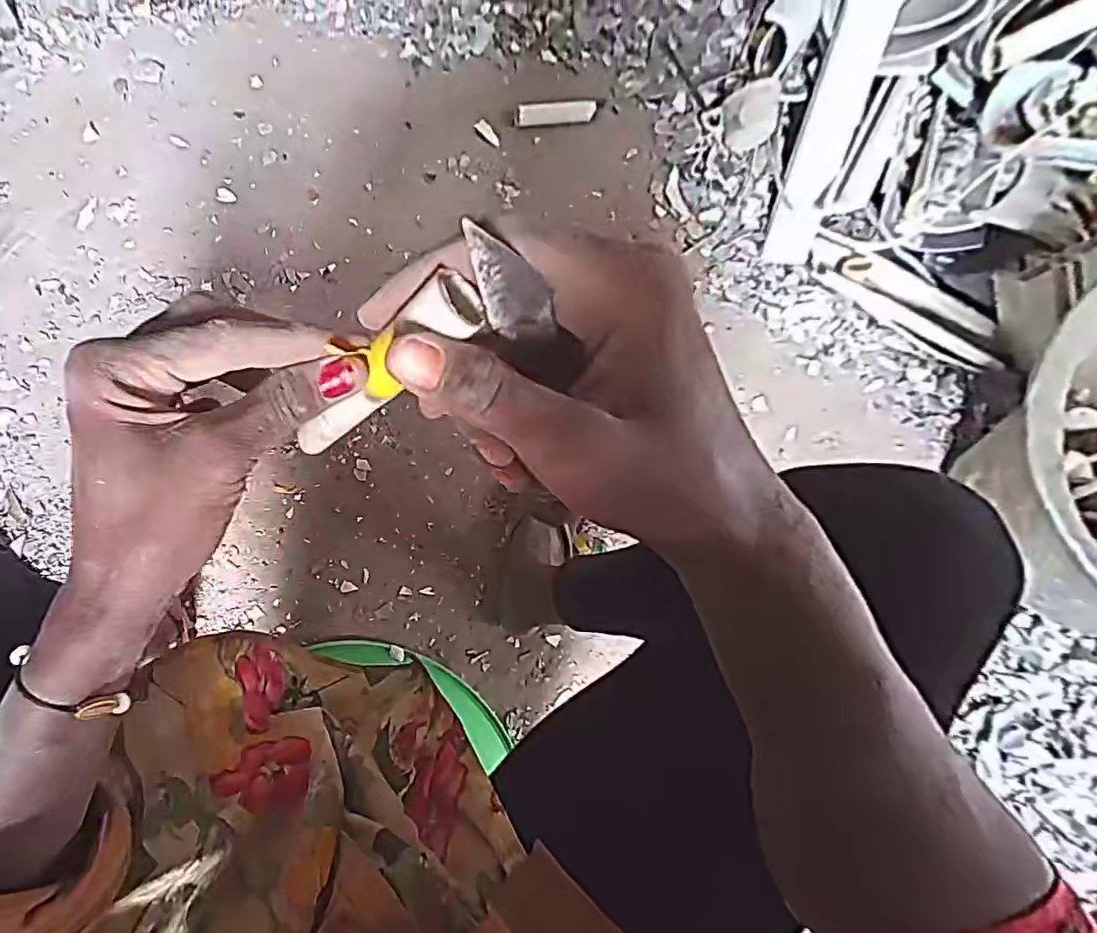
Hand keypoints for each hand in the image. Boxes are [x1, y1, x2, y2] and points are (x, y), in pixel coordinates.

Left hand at [43, 297, 351, 678]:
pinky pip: (205, 379)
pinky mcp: (149, 408)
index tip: (346, 344)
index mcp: (110, 366)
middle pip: (208, 328)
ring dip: (263, 361)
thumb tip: (342, 369)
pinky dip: (246, 383)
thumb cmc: (152, 534)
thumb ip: (280, 404)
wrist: (124, 591)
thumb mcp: (219, 458)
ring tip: (313, 374)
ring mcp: (129, 385)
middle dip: (273, 343)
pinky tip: (278, 393)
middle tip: (334, 354)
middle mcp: (113, 362)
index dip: (287, 342)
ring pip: (210, 350)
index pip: (213, 336)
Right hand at [361, 221, 781, 554]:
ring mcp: (603, 311)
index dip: (427, 281)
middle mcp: (613, 281)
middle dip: (456, 357)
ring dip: (478, 391)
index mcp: (621, 283)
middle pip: (492, 291)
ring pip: (497, 330)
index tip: (381, 322)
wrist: (715, 518)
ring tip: (498, 447)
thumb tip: (407, 352)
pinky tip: (514, 445)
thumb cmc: (665, 480)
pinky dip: (500, 401)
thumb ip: (485, 395)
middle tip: (441, 409)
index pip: (498, 249)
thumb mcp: (565, 441)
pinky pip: (518, 355)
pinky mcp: (592, 342)